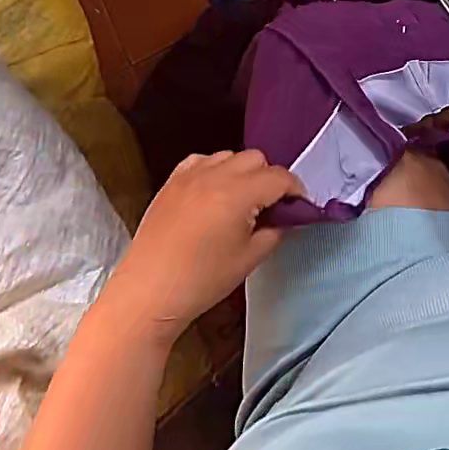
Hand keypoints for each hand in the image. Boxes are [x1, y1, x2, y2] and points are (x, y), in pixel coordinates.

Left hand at [95, 150, 303, 337]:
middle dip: (270, 178)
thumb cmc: (203, 279)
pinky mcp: (171, 183)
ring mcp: (189, 176)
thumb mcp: (252, 257)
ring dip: (244, 172)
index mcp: (237, 194)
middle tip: (272, 205)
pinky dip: (216, 170)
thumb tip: (286, 217)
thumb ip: (276, 229)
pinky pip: (202, 161)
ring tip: (242, 199)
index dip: (296, 190)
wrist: (149, 293)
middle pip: (257, 159)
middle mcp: (213, 176)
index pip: (280, 177)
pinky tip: (216, 192)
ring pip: (230, 155)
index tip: (299, 206)